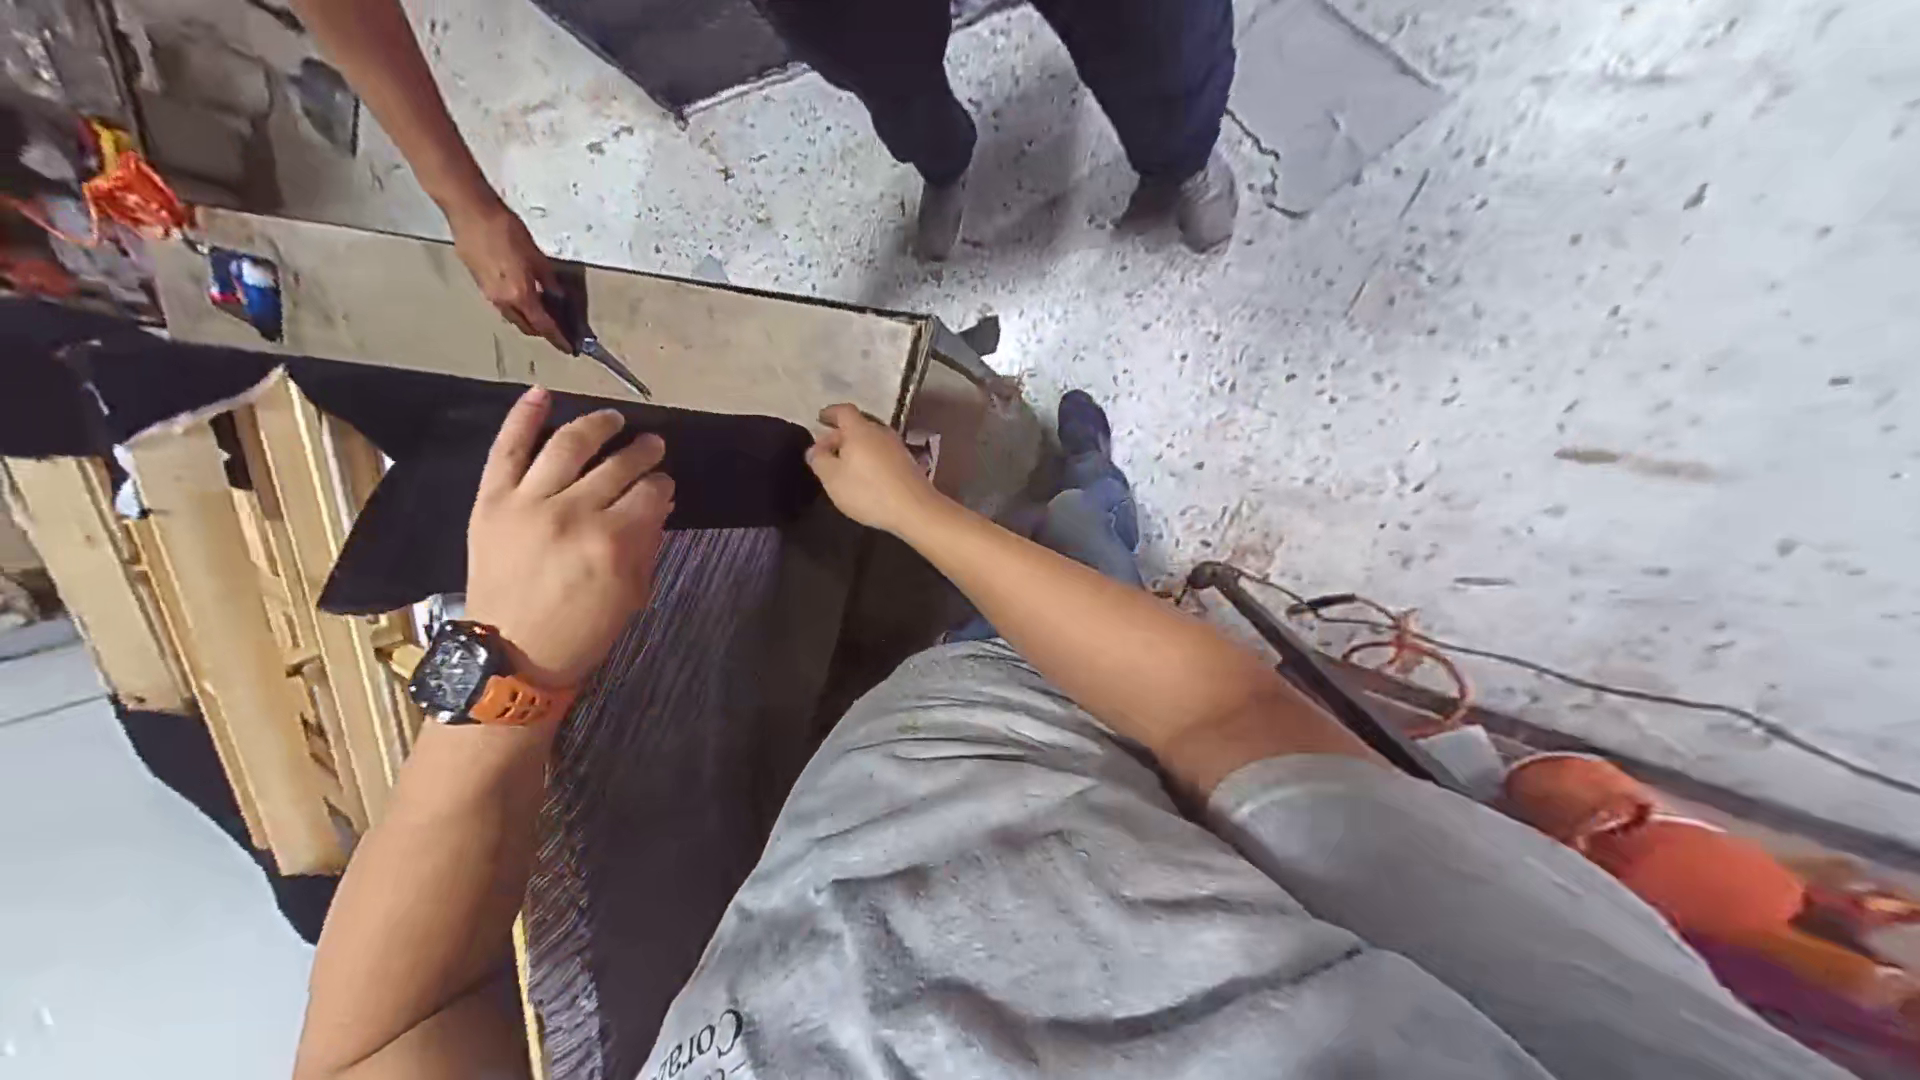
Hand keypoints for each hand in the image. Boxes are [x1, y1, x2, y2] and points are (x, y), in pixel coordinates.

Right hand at [448, 200, 570, 351]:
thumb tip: (558, 299)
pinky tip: (524, 300)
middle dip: (543, 333)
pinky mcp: (478, 283)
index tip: (569, 349)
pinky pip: (501, 305)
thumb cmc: (508, 232)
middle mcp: (502, 301)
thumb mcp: (538, 259)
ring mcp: (487, 293)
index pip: (544, 326)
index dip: (558, 339)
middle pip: (526, 326)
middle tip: (558, 331)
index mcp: (520, 296)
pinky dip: (516, 309)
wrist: (470, 212)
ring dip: (528, 321)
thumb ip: (549, 283)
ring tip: (543, 316)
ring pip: (512, 317)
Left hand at [465, 388, 674, 689]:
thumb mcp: (633, 592)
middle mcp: (573, 512)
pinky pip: (507, 449)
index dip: (664, 485)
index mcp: (612, 540)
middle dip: (644, 452)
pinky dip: (523, 418)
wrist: (510, 654)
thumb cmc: (583, 630)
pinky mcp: (492, 501)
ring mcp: (527, 502)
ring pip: (569, 447)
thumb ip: (648, 543)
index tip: (666, 485)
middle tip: (654, 446)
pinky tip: (542, 394)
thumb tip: (661, 504)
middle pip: (618, 466)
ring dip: (598, 426)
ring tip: (615, 420)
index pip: (651, 493)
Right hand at [805, 404, 946, 535]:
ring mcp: (897, 447)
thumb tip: (815, 449)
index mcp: (860, 429)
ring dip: (855, 448)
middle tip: (826, 451)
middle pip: (857, 425)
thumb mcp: (832, 478)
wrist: (915, 509)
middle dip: (839, 435)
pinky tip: (864, 475)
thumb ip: (819, 460)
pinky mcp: (907, 463)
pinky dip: (869, 458)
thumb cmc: (868, 491)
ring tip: (842, 465)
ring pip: (870, 440)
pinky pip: (881, 453)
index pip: (843, 411)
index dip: (830, 413)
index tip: (820, 419)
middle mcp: (880, 432)